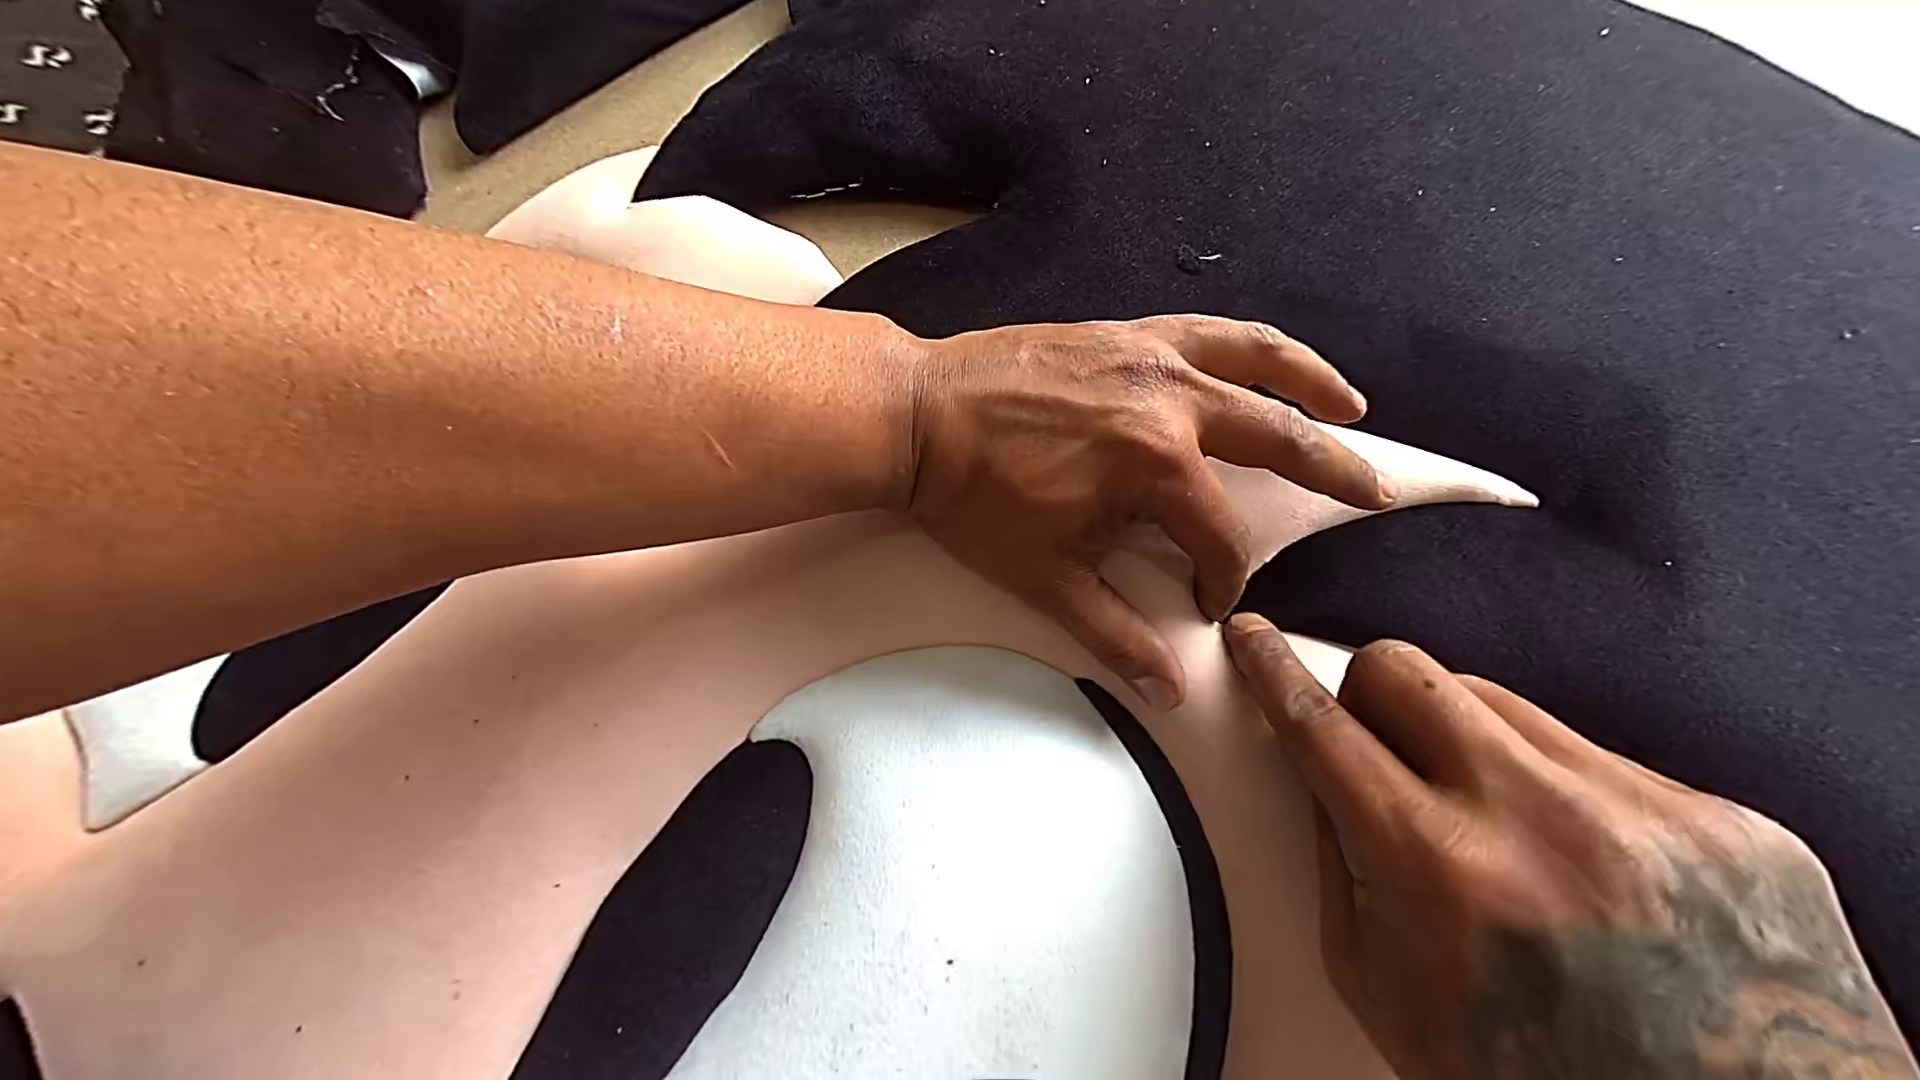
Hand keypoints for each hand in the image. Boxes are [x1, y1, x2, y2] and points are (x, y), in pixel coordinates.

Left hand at [903, 314, 1391, 708]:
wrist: (916, 417)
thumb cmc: (970, 498)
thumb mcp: (1043, 577)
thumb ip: (1113, 632)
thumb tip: (1168, 691)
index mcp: (1154, 467)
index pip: (1219, 538)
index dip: (1219, 580)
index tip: (1206, 599)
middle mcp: (1168, 401)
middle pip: (1274, 439)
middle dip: (1331, 473)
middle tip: (1375, 494)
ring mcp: (1146, 355)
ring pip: (1256, 360)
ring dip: (1312, 386)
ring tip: (1352, 408)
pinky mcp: (1119, 332)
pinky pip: (1203, 331)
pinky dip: (1246, 346)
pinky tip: (1259, 361)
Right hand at [1222, 613, 1917, 1079]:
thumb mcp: (1374, 980)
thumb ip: (1334, 858)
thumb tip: (1318, 772)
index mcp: (1436, 867)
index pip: (1319, 724)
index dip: (1270, 669)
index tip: (1251, 634)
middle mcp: (1539, 820)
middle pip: (1400, 668)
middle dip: (1364, 692)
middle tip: (1377, 746)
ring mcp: (1644, 813)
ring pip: (1486, 694)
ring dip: (1453, 735)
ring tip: (1481, 813)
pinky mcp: (1729, 822)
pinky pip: (1584, 749)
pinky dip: (1545, 782)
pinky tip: (1573, 857)